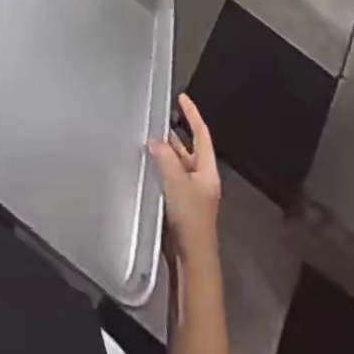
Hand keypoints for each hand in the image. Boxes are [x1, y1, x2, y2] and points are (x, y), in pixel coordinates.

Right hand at [149, 94, 222, 262]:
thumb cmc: (190, 217)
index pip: (202, 135)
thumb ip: (166, 159)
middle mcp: (201, 178)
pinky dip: (160, 166)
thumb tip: (155, 140)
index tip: (183, 98)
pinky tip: (146, 163)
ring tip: (148, 135)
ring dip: (166, 150)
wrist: (192, 255)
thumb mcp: (177, 184)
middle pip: (190, 148)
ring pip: (178, 162)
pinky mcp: (179, 202)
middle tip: (159, 116)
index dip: (193, 115)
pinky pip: (169, 176)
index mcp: (207, 171)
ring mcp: (190, 191)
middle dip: (177, 132)